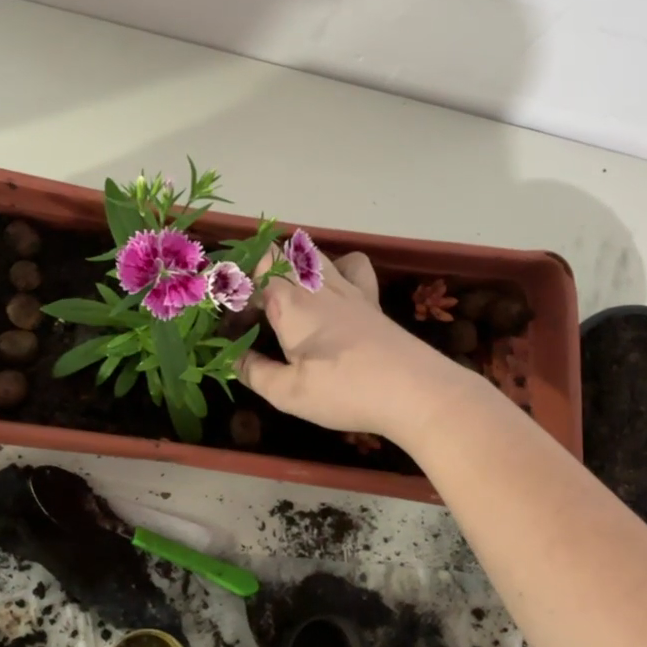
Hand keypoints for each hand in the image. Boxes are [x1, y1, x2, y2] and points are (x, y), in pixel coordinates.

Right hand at [236, 247, 471, 440]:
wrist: (416, 391)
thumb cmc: (345, 391)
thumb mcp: (288, 393)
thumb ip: (254, 372)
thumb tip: (233, 359)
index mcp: (291, 302)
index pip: (254, 272)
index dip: (235, 290)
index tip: (230, 322)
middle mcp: (318, 285)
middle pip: (281, 253)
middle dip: (257, 273)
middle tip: (248, 309)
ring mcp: (348, 288)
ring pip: (313, 254)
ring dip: (290, 266)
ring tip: (280, 297)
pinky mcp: (371, 300)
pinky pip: (350, 266)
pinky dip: (334, 268)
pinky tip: (331, 292)